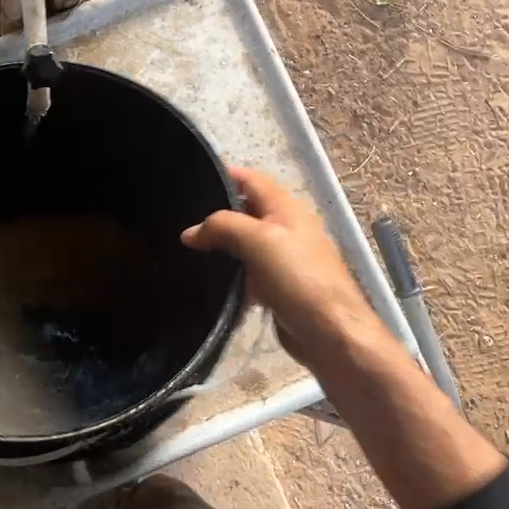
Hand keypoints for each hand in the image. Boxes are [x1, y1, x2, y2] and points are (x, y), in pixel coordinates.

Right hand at [180, 166, 383, 373]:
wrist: (329, 332)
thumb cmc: (297, 277)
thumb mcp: (258, 241)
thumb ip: (222, 227)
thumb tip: (190, 233)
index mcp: (286, 207)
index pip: (249, 179)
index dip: (221, 176)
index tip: (186, 184)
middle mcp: (285, 227)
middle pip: (244, 212)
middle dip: (214, 217)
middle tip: (180, 224)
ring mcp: (282, 258)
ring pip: (243, 245)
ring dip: (220, 249)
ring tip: (187, 253)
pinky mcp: (277, 286)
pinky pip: (247, 274)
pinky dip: (230, 277)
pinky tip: (211, 286)